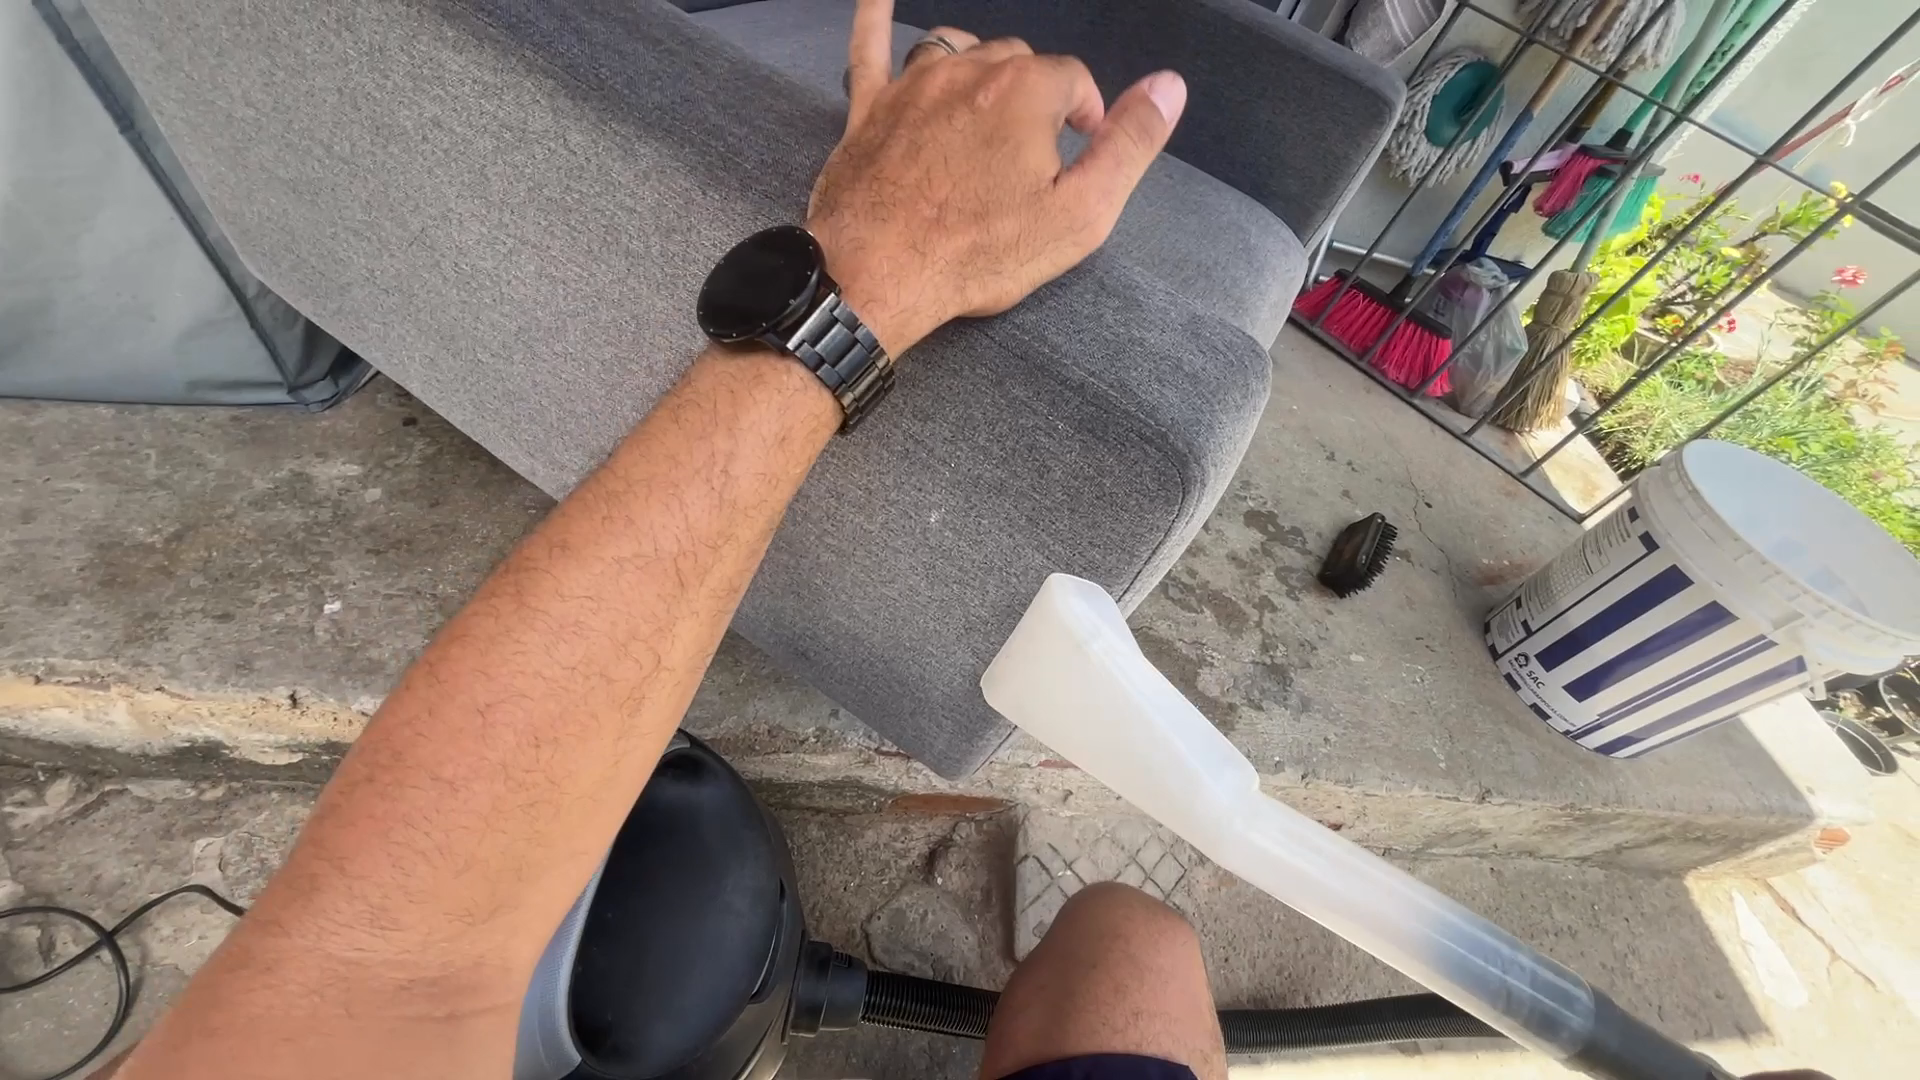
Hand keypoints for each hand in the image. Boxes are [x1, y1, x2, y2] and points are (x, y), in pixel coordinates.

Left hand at [808, 0, 1186, 354]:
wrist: (880, 273)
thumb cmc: (981, 253)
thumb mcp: (1079, 215)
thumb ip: (1129, 147)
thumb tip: (1169, 86)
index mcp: (1027, 91)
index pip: (1073, 80)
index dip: (1084, 113)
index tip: (1081, 146)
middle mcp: (970, 68)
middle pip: (1016, 63)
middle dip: (1032, 98)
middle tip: (1030, 154)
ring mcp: (912, 84)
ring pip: (957, 51)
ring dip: (978, 72)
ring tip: (985, 114)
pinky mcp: (867, 108)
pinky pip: (870, 45)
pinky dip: (876, 17)